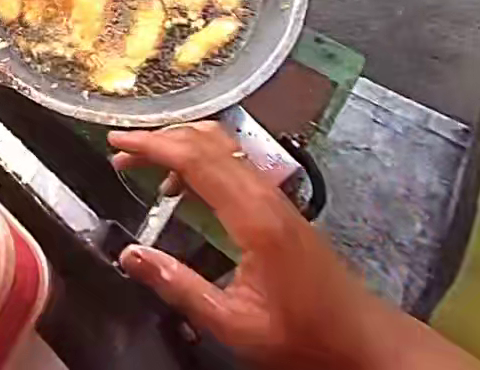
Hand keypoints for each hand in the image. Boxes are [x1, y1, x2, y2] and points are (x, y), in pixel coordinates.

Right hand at [110, 123, 479, 369]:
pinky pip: (230, 158)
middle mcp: (262, 190)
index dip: (151, 144)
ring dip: (178, 143)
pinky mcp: (275, 198)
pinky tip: (181, 184)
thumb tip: (130, 255)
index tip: (117, 141)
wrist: (362, 341)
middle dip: (158, 139)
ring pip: (219, 142)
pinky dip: (198, 156)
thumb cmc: (302, 336)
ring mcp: (271, 190)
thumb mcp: (234, 327)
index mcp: (252, 215)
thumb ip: (179, 287)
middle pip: (204, 140)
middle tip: (121, 152)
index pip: (194, 157)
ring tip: (143, 162)